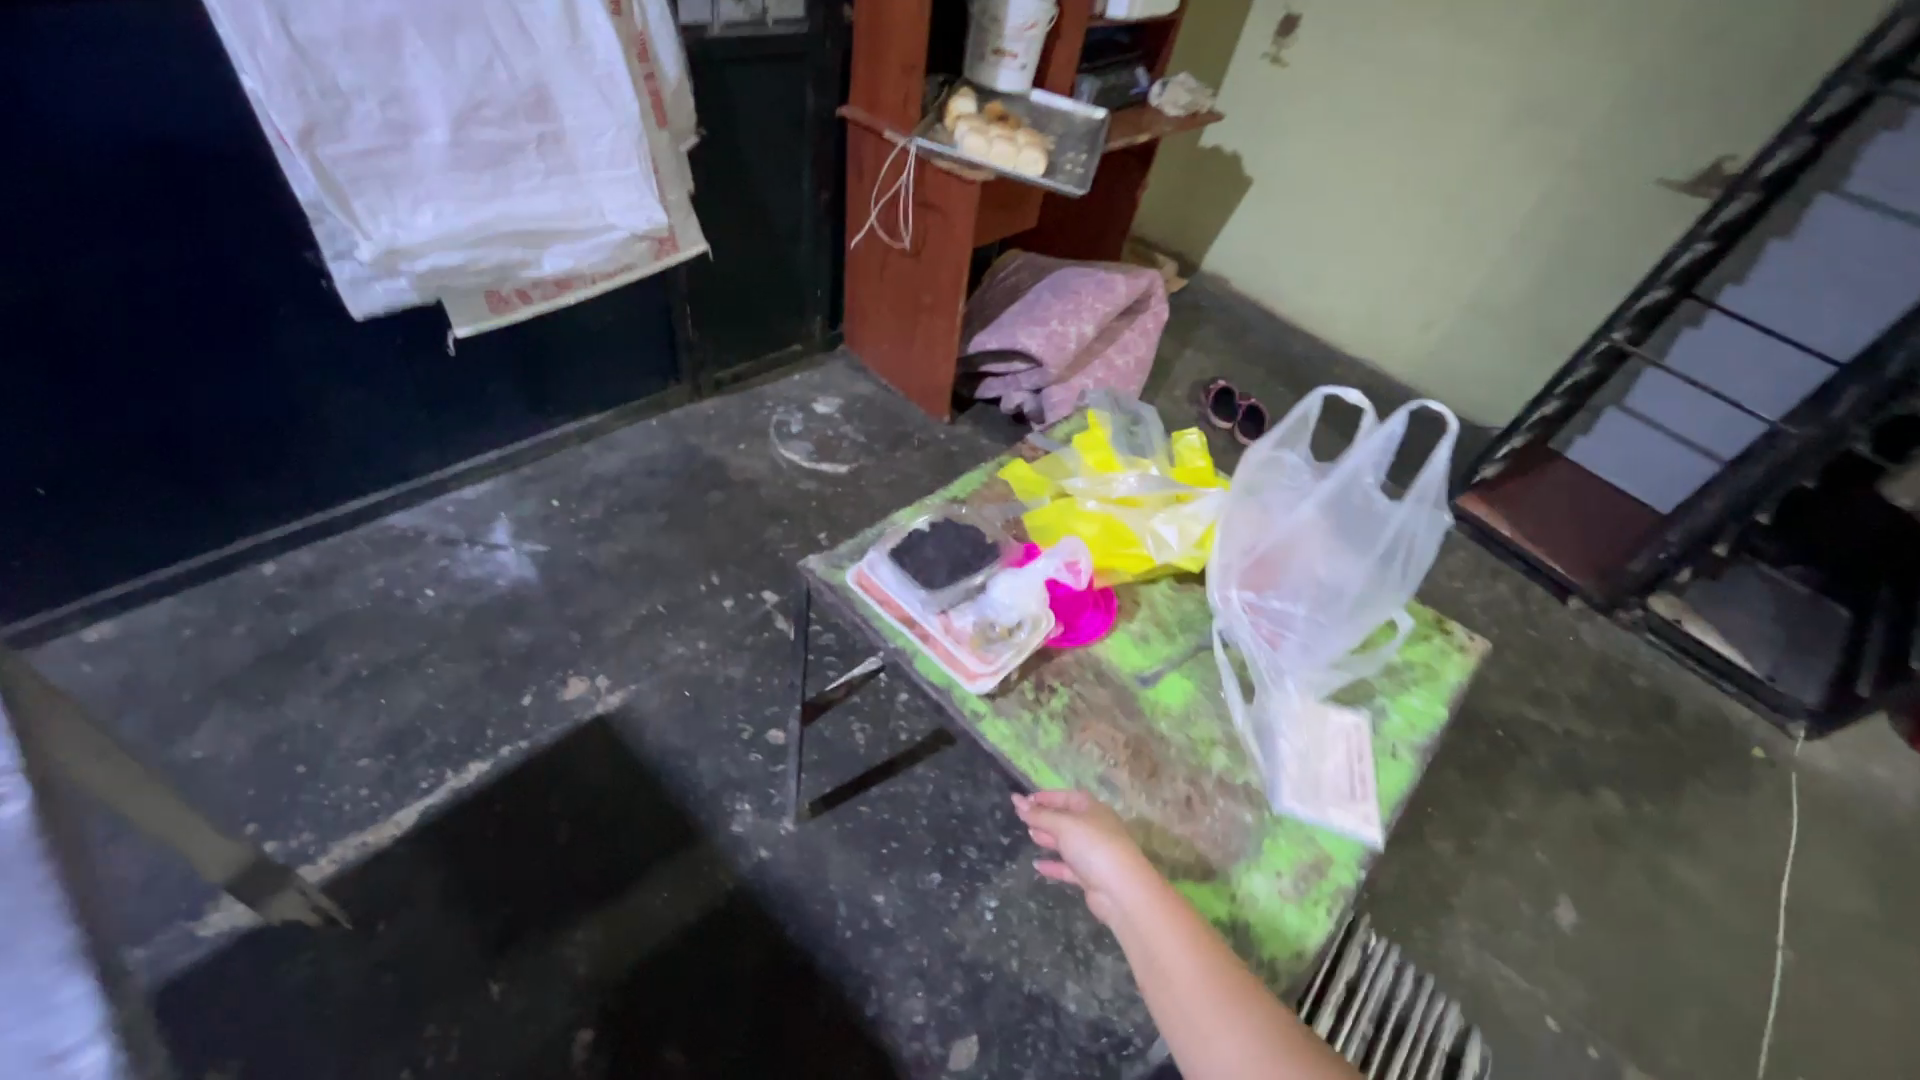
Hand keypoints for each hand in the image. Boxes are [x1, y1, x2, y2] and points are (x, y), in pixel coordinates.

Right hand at [1012, 790, 1156, 926]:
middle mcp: (1094, 828)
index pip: (1066, 796)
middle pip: (1066, 819)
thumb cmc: (1093, 846)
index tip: (1023, 801)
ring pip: (1067, 843)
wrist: (1121, 890)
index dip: (1045, 797)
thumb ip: (1039, 815)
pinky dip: (1053, 864)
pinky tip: (1037, 865)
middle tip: (1023, 819)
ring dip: (1049, 839)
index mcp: (1092, 809)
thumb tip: (1017, 800)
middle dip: (1046, 818)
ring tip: (1029, 836)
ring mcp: (1093, 853)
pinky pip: (1068, 866)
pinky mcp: (1090, 875)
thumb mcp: (1063, 825)